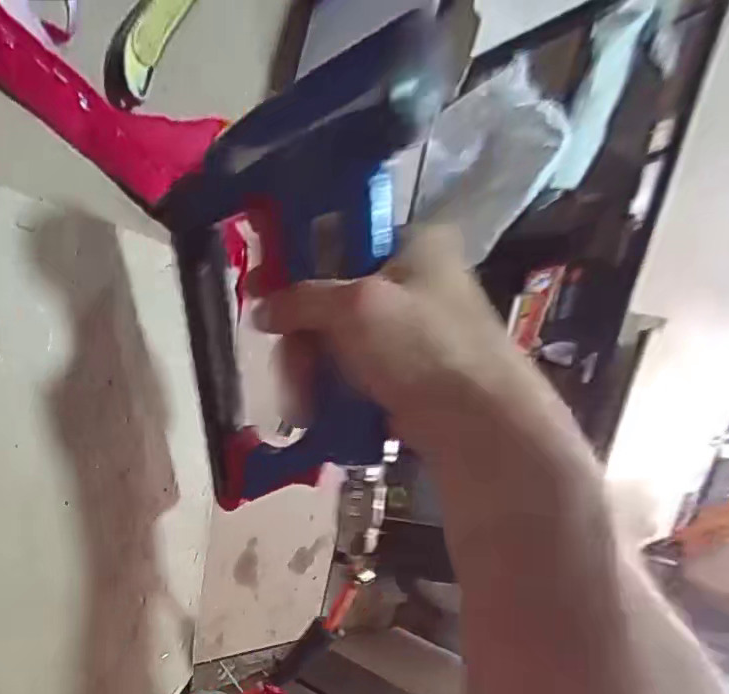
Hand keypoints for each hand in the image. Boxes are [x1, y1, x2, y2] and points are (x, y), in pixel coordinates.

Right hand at [250, 226, 552, 451]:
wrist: (472, 419)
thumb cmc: (419, 348)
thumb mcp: (354, 309)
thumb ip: (299, 300)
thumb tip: (259, 310)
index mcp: (412, 243)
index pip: (335, 240)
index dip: (291, 264)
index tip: (256, 291)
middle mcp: (407, 278)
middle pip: (323, 299)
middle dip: (299, 339)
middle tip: (291, 367)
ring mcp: (400, 327)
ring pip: (326, 340)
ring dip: (306, 371)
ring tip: (304, 402)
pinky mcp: (394, 367)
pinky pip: (340, 369)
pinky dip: (323, 387)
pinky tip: (314, 407)